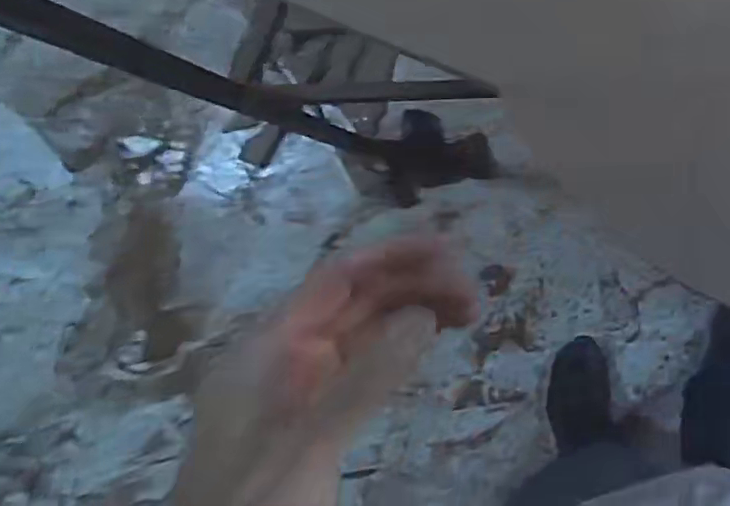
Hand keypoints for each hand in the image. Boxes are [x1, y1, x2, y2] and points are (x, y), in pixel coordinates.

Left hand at [172, 234, 478, 505]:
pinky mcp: (328, 404)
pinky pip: (378, 350)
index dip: (394, 255)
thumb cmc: (255, 504)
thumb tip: (427, 314)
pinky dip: (415, 335)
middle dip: (422, 284)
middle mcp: (288, 354)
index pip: (337, 279)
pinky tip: (444, 333)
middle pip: (364, 296)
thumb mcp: (307, 443)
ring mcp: (308, 380)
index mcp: (267, 351)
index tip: (452, 249)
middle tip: (474, 295)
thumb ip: (365, 378)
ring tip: (472, 313)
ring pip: (378, 320)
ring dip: (426, 306)